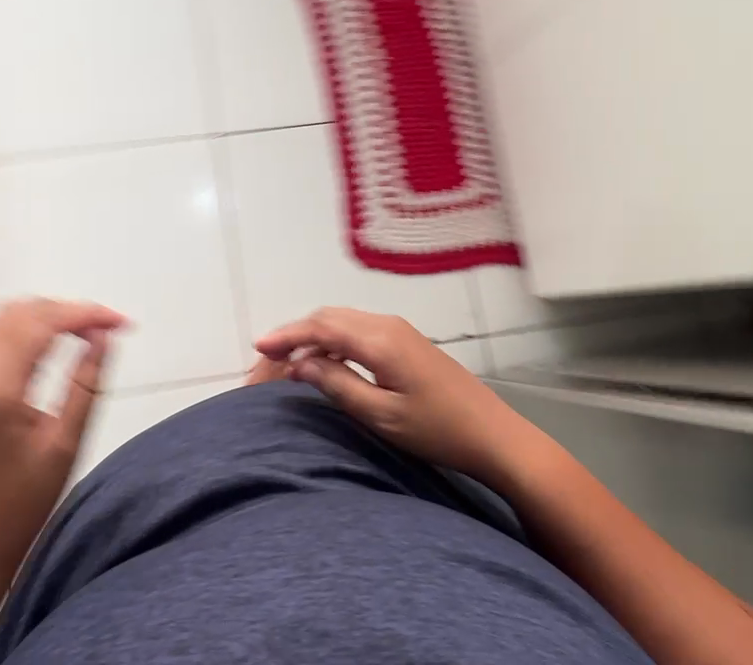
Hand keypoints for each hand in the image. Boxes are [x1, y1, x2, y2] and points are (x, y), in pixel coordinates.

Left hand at [0, 297, 126, 583]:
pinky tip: (23, 340)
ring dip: (42, 315)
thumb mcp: (65, 445)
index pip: (44, 322)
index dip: (86, 314)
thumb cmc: (22, 504)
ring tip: (78, 331)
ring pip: (1, 319)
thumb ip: (85, 385)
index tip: (122, 324)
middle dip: (70, 311)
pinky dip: (2, 327)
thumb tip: (103, 337)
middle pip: (23, 313)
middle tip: (108, 329)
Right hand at [255, 307, 542, 486]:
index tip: (258, 347)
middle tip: (266, 359)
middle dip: (295, 334)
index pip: (321, 328)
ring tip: (287, 361)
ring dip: (313, 336)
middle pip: (329, 318)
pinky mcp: (406, 342)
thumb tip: (301, 365)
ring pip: (343, 321)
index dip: (287, 336)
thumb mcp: (382, 416)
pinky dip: (333, 340)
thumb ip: (339, 385)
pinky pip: (357, 330)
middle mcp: (387, 325)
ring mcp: (399, 331)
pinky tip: (324, 362)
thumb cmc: (437, 431)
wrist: (494, 435)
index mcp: (379, 340)